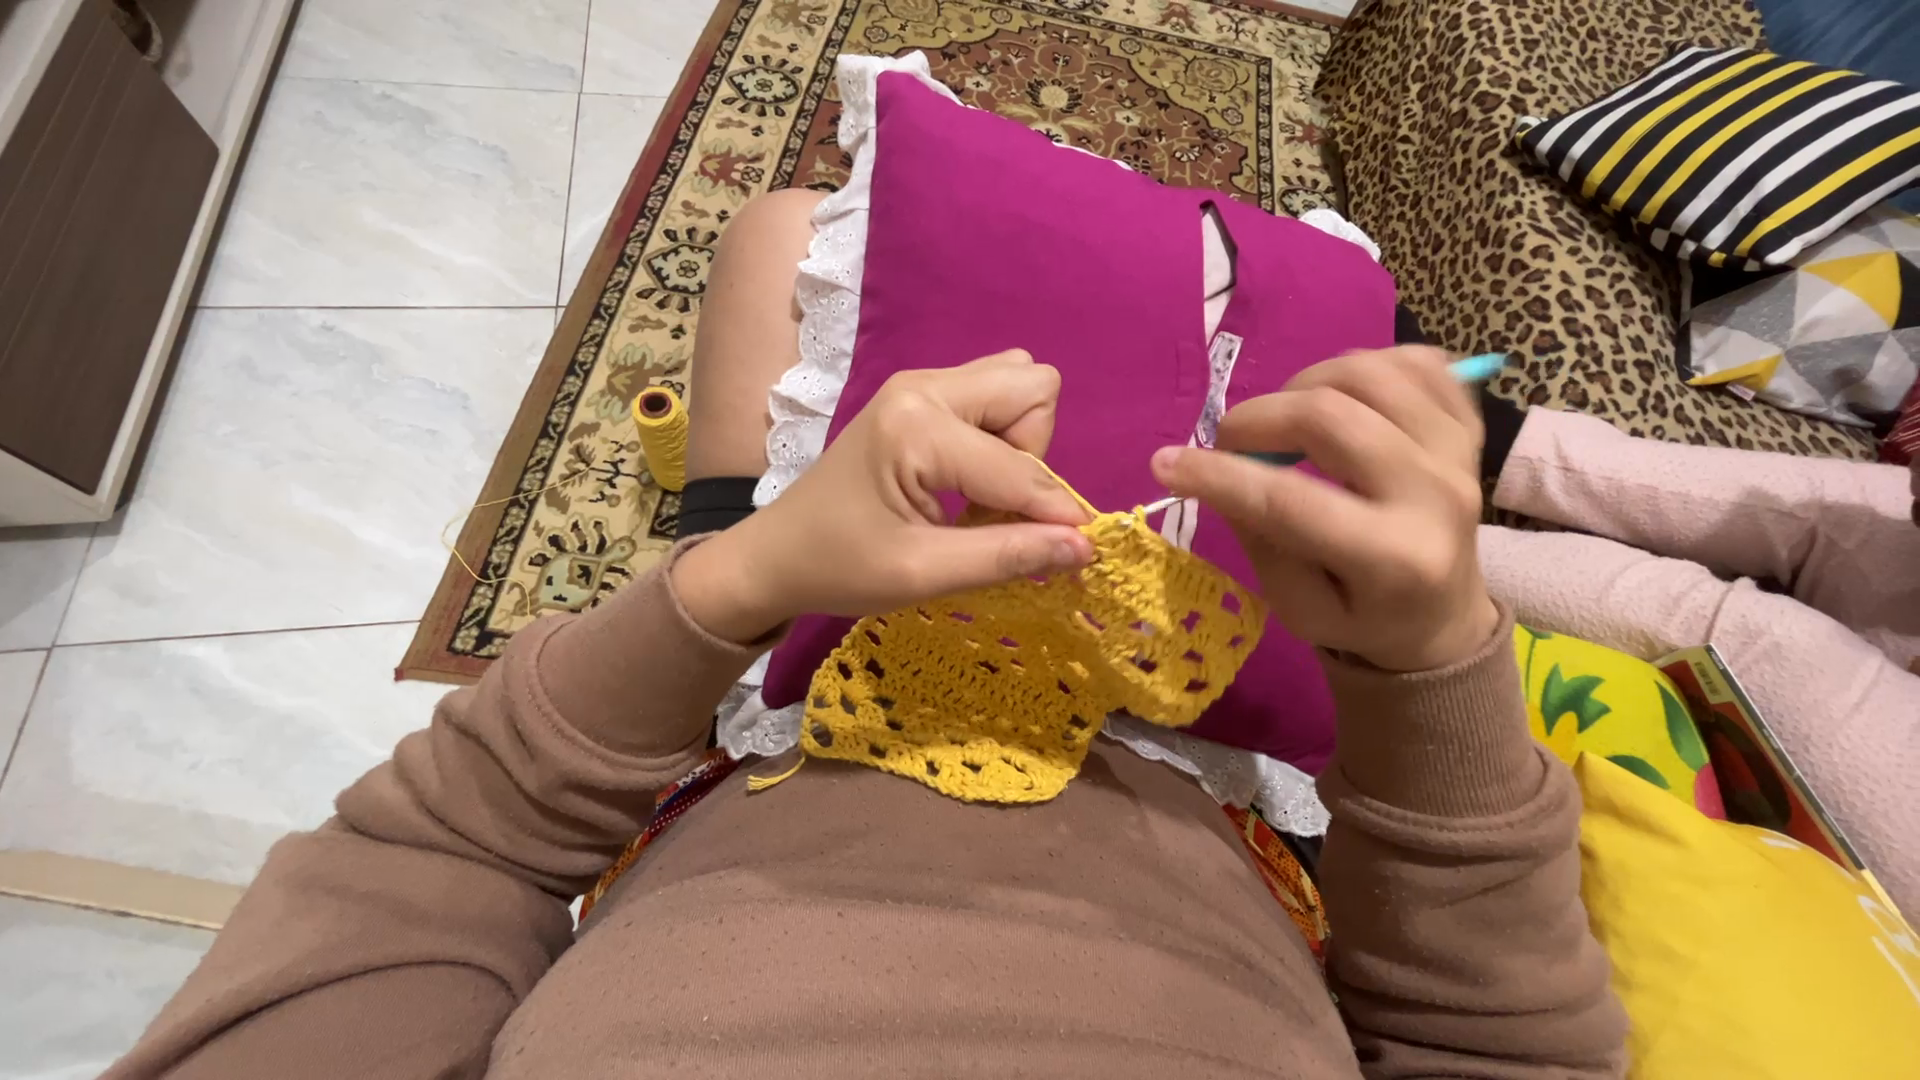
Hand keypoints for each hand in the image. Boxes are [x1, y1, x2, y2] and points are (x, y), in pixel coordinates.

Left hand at [675, 351, 1094, 641]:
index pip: (1018, 465)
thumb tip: (1086, 546)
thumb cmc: (840, 568)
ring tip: (981, 497)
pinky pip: (991, 397)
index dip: (1054, 512)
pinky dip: (1000, 440)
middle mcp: (924, 387)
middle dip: (1035, 456)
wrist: (777, 555)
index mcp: (918, 427)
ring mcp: (921, 386)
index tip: (1074, 552)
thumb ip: (1007, 556)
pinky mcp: (920, 398)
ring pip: (1017, 385)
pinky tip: (970, 484)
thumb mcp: (923, 573)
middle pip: (1033, 388)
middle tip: (998, 511)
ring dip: (1019, 444)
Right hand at [1150, 346, 1498, 671]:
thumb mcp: (1297, 607)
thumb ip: (1261, 538)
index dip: (1217, 475)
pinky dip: (1362, 367)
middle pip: (1330, 416)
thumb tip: (1217, 472)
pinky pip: (1417, 361)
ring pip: (1369, 373)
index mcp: (1393, 558)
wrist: (1441, 615)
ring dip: (1304, 385)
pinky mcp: (1469, 425)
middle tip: (1230, 443)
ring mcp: (1459, 452)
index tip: (1164, 464)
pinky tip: (1337, 399)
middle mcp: (1437, 495)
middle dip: (1256, 419)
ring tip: (1283, 421)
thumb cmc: (1358, 618)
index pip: (1289, 500)